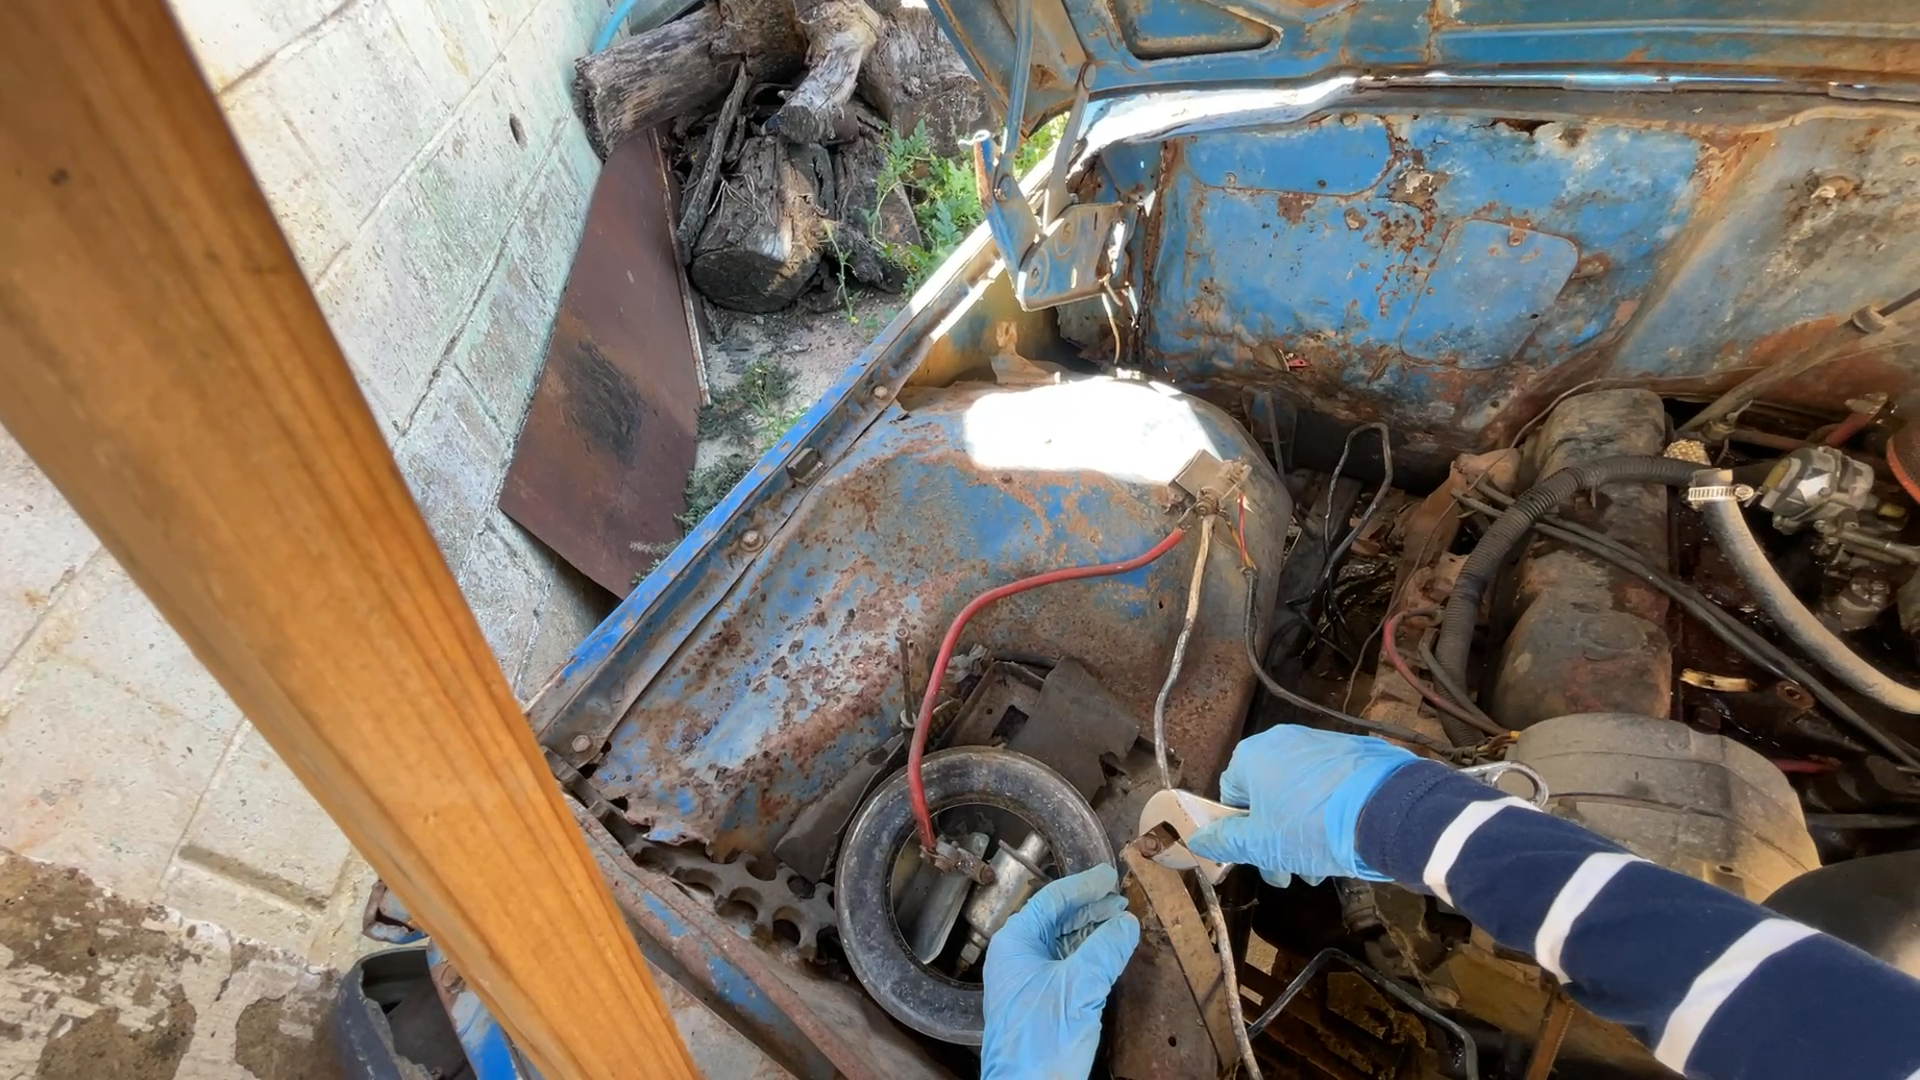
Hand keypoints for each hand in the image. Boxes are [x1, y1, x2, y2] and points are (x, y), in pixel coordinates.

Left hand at [981, 863, 1139, 1079]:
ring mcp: (1029, 978)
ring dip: (1092, 931)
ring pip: (1064, 941)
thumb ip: (1104, 951)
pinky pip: (1068, 965)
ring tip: (1121, 922)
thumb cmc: (1042, 1039)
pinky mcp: (1042, 1000)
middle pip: (1058, 918)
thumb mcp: (1078, 989)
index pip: (1052, 899)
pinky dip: (1089, 955)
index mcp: (1016, 941)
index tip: (1110, 876)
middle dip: (1091, 907)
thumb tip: (1128, 921)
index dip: (1083, 885)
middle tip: (1121, 899)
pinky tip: (1110, 952)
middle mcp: (1019, 953)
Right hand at [1186, 726, 1416, 884]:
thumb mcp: (1264, 844)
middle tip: (1291, 873)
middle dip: (1275, 838)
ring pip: (1298, 793)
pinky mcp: (1353, 752)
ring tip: (1322, 866)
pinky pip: (1328, 785)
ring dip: (1302, 830)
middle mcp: (1280, 741)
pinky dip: (1328, 811)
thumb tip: (1196, 839)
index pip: (1231, 795)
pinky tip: (1345, 840)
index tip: (1259, 858)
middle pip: (1267, 796)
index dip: (1241, 831)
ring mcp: (1319, 744)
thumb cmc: (1313, 827)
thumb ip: (1226, 841)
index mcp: (1252, 756)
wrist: (1390, 811)